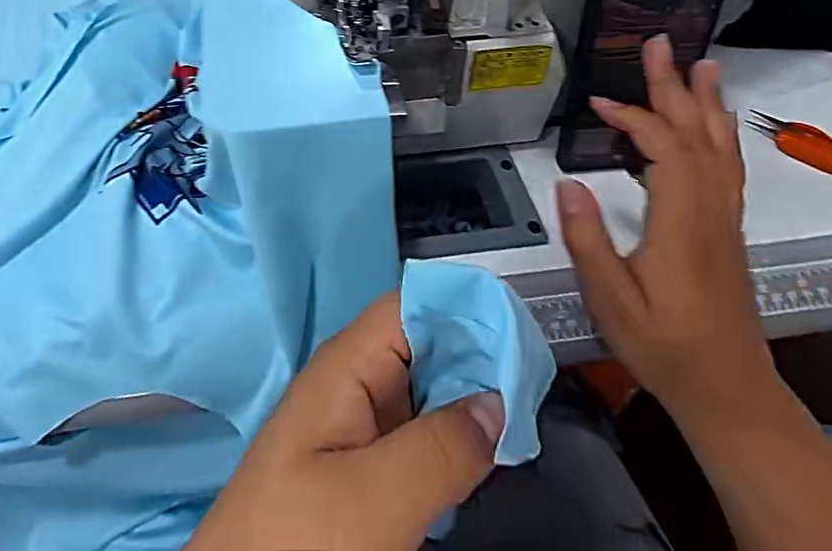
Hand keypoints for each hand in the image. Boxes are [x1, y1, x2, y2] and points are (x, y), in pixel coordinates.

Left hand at [188, 294, 504, 550]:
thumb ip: (439, 449)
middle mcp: (355, 382)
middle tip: (534, 379)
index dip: (465, 308)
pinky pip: (422, 431)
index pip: (412, 305)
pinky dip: (458, 435)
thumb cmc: (296, 539)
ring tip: (524, 410)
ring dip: (473, 395)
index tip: (520, 331)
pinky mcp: (367, 464)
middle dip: (478, 354)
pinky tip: (488, 450)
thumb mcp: (372, 498)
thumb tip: (498, 406)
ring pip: (428, 388)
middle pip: (426, 343)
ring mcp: (361, 424)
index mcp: (347, 366)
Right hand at [556, 35, 775, 417]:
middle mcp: (711, 212)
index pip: (664, 151)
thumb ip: (588, 242)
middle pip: (697, 136)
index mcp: (682, 224)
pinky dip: (718, 134)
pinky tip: (713, 124)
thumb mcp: (613, 303)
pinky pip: (726, 167)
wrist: (730, 390)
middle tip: (661, 44)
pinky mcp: (727, 229)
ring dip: (707, 103)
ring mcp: (725, 219)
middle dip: (675, 87)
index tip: (597, 102)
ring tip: (702, 66)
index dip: (633, 118)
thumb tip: (567, 185)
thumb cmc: (666, 348)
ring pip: (720, 148)